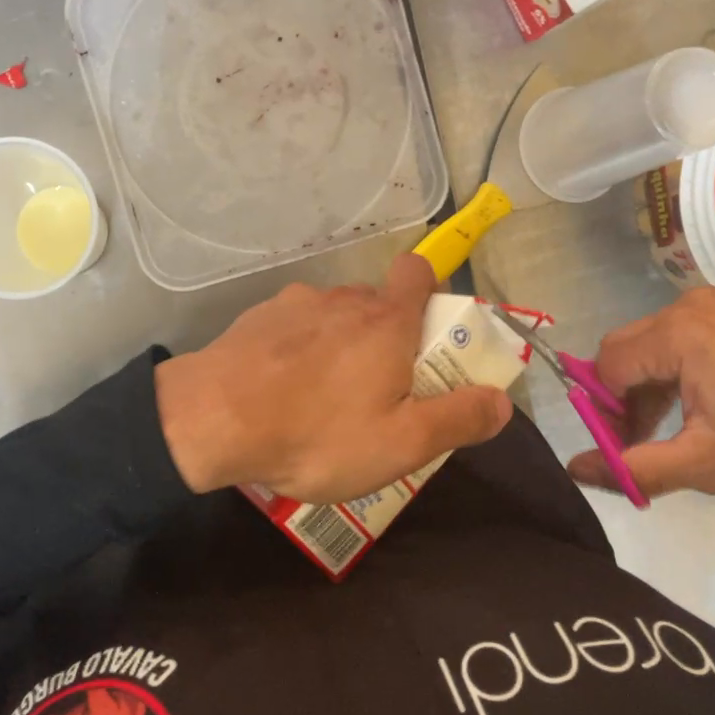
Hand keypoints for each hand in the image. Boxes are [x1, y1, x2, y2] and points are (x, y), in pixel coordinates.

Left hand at [154, 254, 513, 503]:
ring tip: (324, 401)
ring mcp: (293, 305)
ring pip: (332, 318)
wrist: (212, 421)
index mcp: (385, 321)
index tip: (431, 338)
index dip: (432, 294)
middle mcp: (341, 299)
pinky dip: (298, 353)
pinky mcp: (255, 320)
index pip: (419, 272)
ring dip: (339, 348)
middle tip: (380, 394)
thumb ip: (457, 419)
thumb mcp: (401, 443)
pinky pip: (293, 330)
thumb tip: (501, 400)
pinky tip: (283, 393)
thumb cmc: (317, 434)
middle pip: (377, 303)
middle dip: (387, 339)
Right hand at [570, 287, 714, 558]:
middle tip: (644, 448)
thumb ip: (633, 467)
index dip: (605, 414)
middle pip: (620, 354)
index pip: (605, 369)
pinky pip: (671, 345)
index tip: (626, 453)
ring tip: (669, 438)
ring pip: (644, 352)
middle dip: (622, 404)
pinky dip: (668, 381)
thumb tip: (573, 470)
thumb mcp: (706, 464)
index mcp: (679, 333)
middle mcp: (686, 307)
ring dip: (644, 395)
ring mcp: (709, 308)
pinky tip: (691, 415)